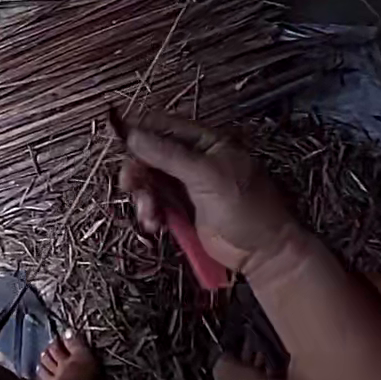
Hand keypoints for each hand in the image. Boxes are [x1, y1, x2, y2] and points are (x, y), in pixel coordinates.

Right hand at [115, 113, 310, 279]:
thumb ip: (168, 155)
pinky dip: (149, 213)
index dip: (139, 131)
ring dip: (143, 197)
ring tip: (150, 215)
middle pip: (149, 154)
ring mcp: (185, 184)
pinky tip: (155, 225)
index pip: (164, 125)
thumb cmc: (245, 208)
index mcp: (204, 141)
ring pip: (148, 180)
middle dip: (137, 170)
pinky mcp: (179, 208)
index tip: (118, 141)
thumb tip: (133, 135)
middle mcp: (192, 158)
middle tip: (131, 185)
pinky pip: (153, 203)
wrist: (263, 253)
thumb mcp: (206, 176)